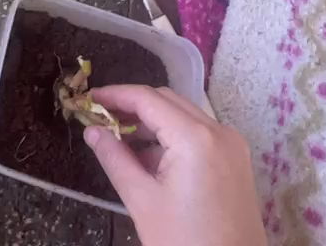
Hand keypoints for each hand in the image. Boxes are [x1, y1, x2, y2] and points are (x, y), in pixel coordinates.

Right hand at [85, 85, 265, 245]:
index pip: (147, 99)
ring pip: (183, 115)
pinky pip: (198, 134)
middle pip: (167, 100)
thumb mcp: (142, 202)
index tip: (90, 100)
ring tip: (120, 138)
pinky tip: (149, 158)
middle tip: (101, 118)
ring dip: (152, 121)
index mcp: (195, 137)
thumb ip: (114, 158)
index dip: (116, 95)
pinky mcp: (236, 161)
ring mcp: (231, 145)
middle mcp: (218, 130)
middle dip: (133, 106)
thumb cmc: (185, 244)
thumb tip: (91, 130)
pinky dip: (172, 137)